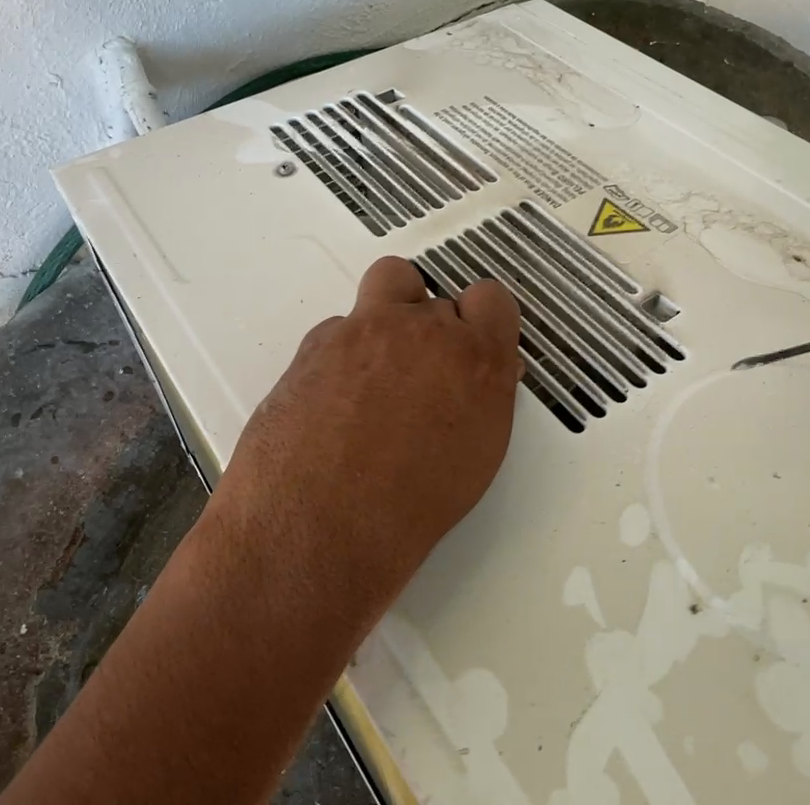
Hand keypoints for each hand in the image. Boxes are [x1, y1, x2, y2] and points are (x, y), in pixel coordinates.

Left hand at [212, 256, 523, 598]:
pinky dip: (344, 352)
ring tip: (377, 367)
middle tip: (421, 374)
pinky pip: (340, 328)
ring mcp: (364, 330)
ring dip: (390, 316)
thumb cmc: (404, 507)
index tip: (474, 340)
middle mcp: (422, 331)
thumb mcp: (473, 456)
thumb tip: (475, 380)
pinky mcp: (316, 341)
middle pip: (438, 297)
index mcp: (474, 358)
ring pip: (389, 286)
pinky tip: (336, 398)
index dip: (483, 320)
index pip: (492, 300)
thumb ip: (480, 399)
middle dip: (433, 329)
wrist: (319, 524)